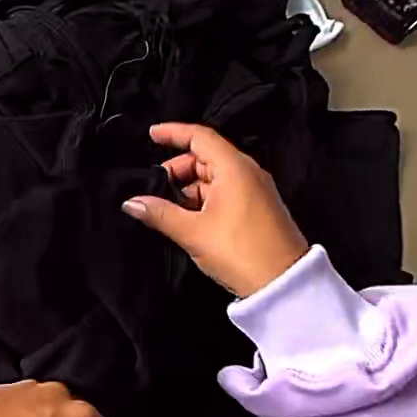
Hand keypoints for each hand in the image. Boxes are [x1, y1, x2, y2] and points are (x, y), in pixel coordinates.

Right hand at [121, 122, 310, 297]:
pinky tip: (190, 218)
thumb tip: (132, 203)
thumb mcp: (193, 232)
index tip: (152, 135)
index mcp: (234, 167)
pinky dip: (205, 198)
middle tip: (156, 187)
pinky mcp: (258, 208)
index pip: (200, 136)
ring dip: (190, 188)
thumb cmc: (241, 252)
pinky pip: (227, 191)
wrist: (284, 283)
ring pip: (215, 176)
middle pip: (206, 156)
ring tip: (169, 209)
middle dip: (178, 168)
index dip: (173, 133)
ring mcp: (255, 190)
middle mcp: (248, 172)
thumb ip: (160, 213)